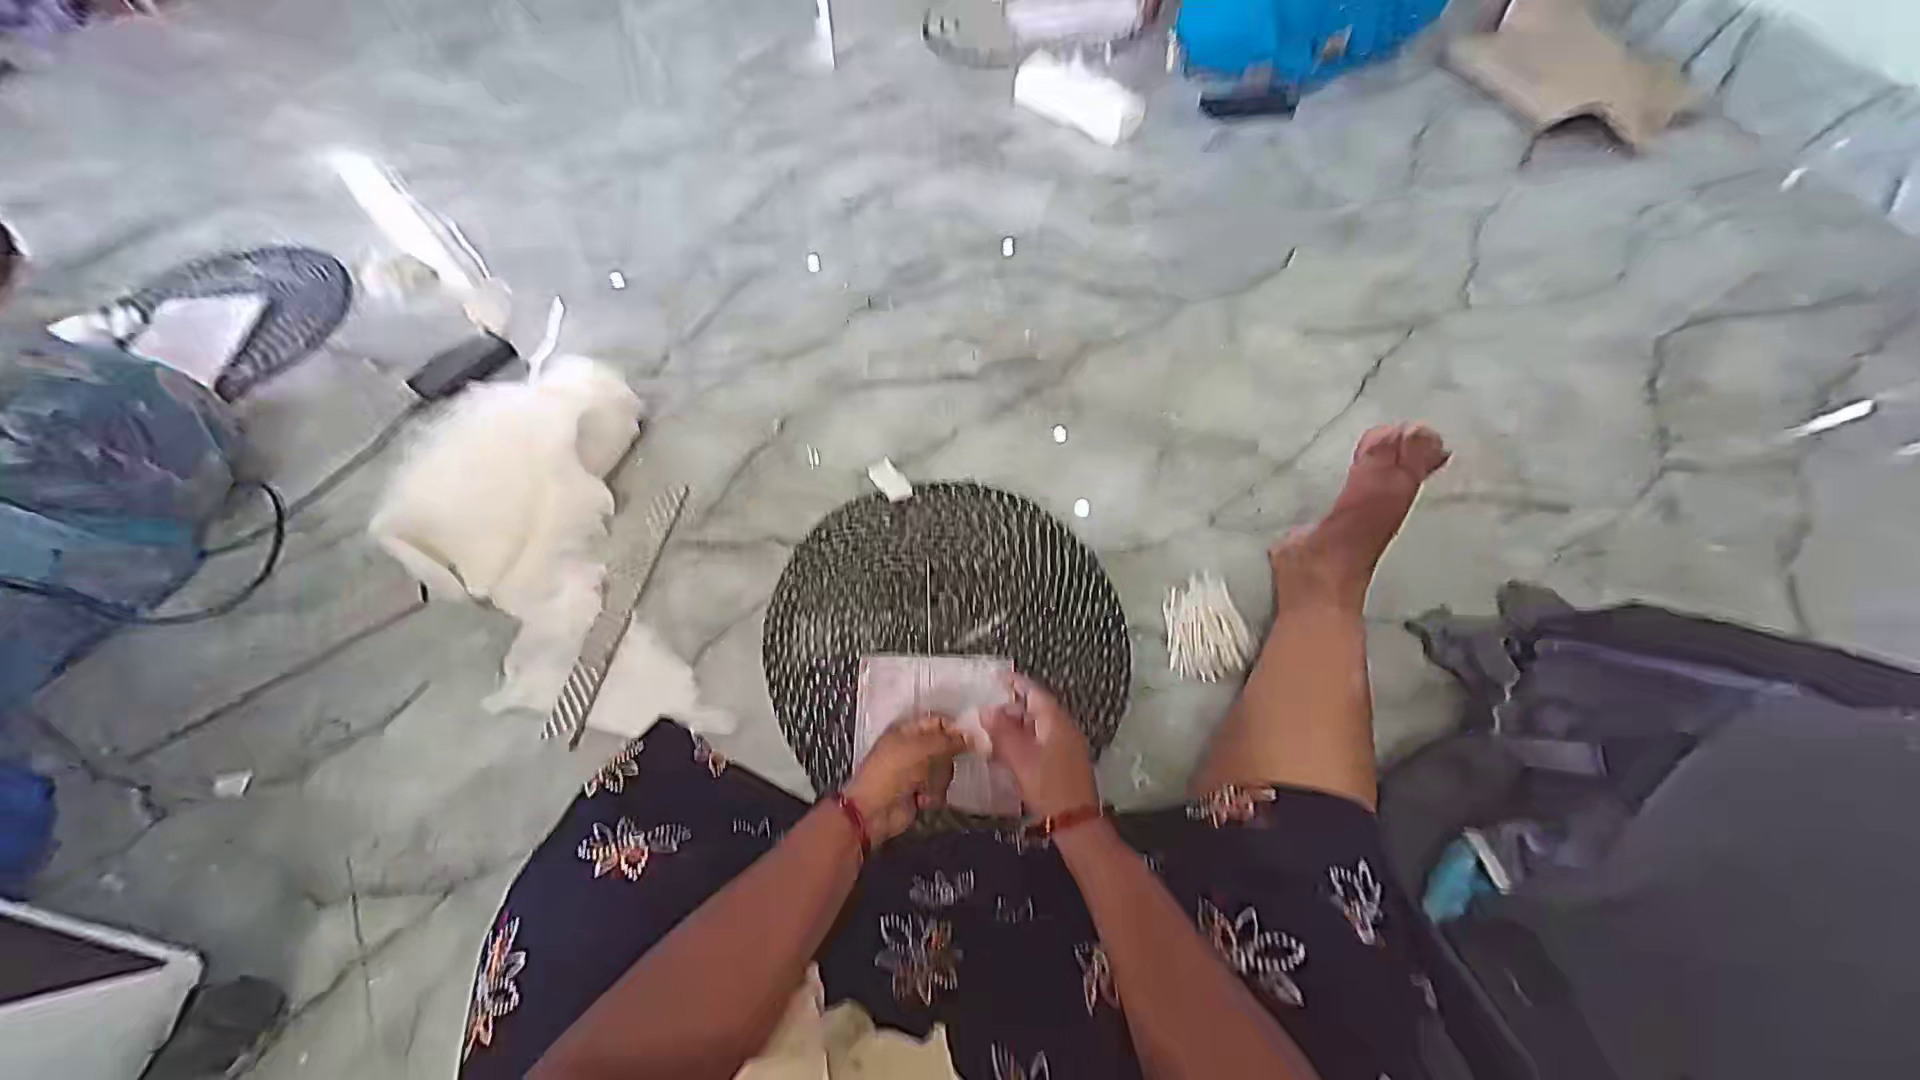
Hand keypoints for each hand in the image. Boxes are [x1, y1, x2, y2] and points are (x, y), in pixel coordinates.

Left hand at [842, 714, 967, 843]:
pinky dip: (933, 795)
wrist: (874, 811)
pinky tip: (922, 799)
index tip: (971, 738)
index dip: (954, 728)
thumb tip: (972, 737)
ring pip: (945, 769)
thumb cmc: (892, 772)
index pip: (938, 722)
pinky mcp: (921, 792)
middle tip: (941, 766)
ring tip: (926, 787)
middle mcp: (913, 748)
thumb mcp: (920, 749)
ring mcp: (917, 771)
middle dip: (945, 760)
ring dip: (938, 780)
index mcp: (907, 730)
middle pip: (945, 747)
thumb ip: (948, 741)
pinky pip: (939, 788)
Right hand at [983, 675, 1099, 817]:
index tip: (998, 677)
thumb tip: (986, 710)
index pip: (1035, 692)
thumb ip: (1002, 732)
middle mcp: (1064, 728)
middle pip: (1036, 709)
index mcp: (1056, 721)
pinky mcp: (1064, 762)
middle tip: (988, 712)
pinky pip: (1041, 741)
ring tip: (993, 731)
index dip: (1016, 683)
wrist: (1076, 823)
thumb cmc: (1049, 786)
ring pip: (1038, 727)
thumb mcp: (1020, 758)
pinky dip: (1024, 741)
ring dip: (1016, 726)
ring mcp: (1067, 745)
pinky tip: (1008, 752)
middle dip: (1011, 708)